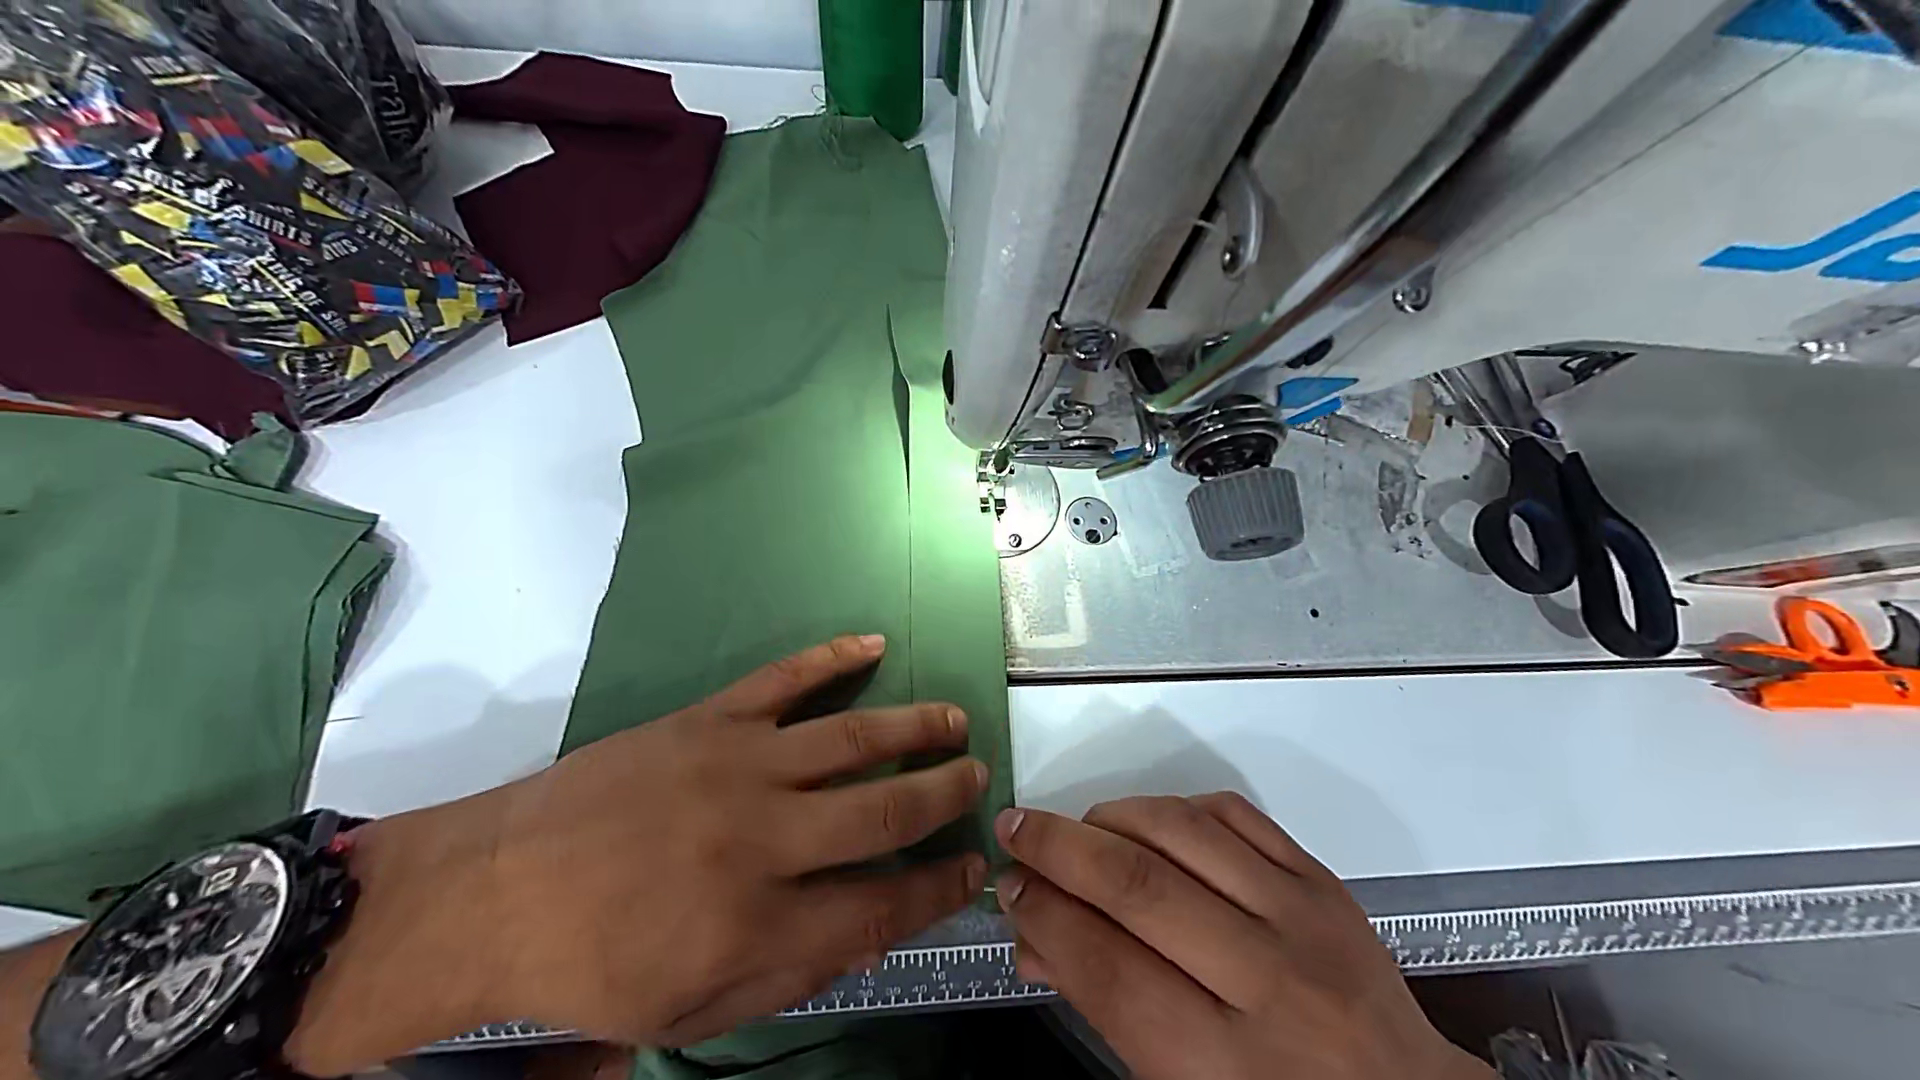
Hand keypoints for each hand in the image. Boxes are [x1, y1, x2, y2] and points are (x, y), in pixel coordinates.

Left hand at [285, 636, 987, 1072]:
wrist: (496, 890)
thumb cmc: (594, 964)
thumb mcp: (692, 1008)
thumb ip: (792, 973)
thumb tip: (872, 929)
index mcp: (760, 924)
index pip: (883, 902)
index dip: (938, 886)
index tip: (971, 866)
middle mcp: (764, 838)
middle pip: (884, 809)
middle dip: (943, 793)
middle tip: (976, 775)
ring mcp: (739, 765)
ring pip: (853, 737)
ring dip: (913, 725)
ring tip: (952, 719)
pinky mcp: (710, 719)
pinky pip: (786, 679)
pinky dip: (834, 657)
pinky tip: (874, 643)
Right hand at [994, 795, 1492, 1079]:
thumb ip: (1102, 1010)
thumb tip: (1032, 936)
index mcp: (1228, 1066)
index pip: (1110, 969)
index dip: (1045, 916)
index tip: (1008, 885)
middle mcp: (1271, 985)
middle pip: (1140, 886)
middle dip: (1060, 848)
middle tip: (1015, 827)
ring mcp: (1304, 919)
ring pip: (1183, 831)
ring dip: (1111, 818)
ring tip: (1078, 829)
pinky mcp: (1323, 879)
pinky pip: (1233, 813)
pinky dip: (1175, 807)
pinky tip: (1148, 823)